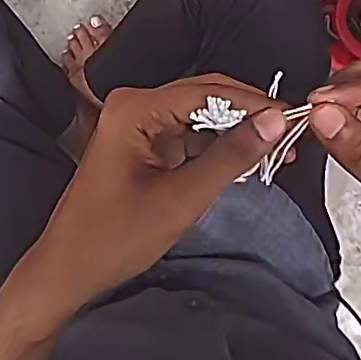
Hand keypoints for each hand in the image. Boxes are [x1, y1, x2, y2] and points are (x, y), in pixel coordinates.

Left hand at [16, 75, 286, 319]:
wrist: (69, 268)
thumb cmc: (109, 238)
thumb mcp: (181, 199)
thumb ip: (230, 157)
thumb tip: (271, 123)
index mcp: (134, 109)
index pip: (208, 90)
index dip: (253, 103)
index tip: (291, 117)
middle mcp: (134, 106)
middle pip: (206, 96)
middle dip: (248, 115)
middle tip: (288, 136)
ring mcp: (138, 123)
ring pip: (201, 115)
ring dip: (235, 132)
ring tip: (274, 151)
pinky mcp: (143, 142)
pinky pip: (189, 133)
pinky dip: (217, 147)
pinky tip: (243, 161)